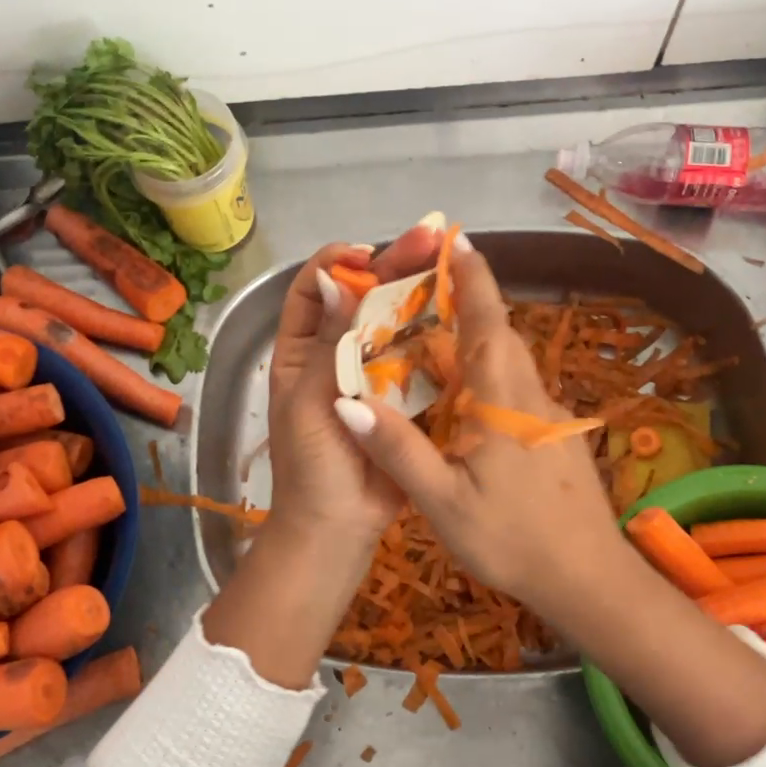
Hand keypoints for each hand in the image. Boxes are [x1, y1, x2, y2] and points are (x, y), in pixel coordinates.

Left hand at [263, 225, 440, 543]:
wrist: (338, 529)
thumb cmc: (312, 466)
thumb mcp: (311, 399)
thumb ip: (328, 341)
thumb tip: (335, 277)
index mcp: (301, 352)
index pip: (315, 289)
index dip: (340, 264)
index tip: (369, 253)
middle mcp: (337, 354)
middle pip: (364, 299)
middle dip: (393, 266)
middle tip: (431, 237)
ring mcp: (374, 375)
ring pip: (397, 324)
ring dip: (422, 294)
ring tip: (453, 263)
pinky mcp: (405, 399)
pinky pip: (422, 361)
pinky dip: (440, 337)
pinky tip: (464, 313)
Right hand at [337, 239, 765, 765]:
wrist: (588, 578)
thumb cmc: (514, 539)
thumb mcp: (443, 502)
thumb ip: (398, 450)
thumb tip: (347, 402)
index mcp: (503, 398)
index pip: (486, 320)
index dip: (470, 276)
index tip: (453, 238)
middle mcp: (530, 393)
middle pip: (497, 333)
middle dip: (466, 300)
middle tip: (421, 284)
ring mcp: (546, 415)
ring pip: (506, 362)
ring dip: (473, 339)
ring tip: (429, 334)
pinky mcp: (552, 436)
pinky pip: (513, 389)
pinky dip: (482, 374)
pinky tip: (459, 397)